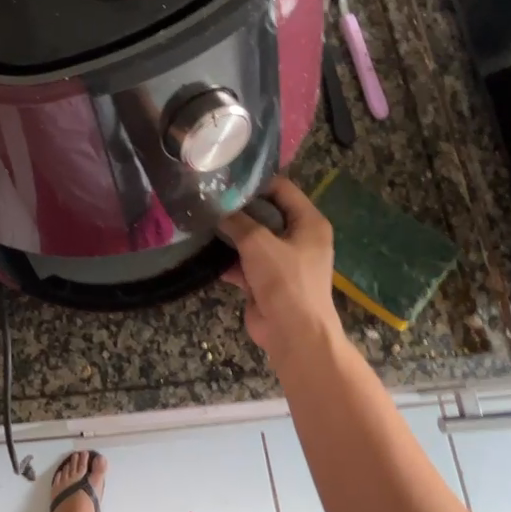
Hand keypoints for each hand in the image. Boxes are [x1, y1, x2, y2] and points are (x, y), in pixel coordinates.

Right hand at [219, 177, 342, 353]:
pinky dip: (228, 260)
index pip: (283, 190)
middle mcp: (299, 239)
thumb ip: (237, 221)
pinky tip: (204, 253)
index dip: (256, 183)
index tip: (225, 179)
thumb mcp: (258, 242)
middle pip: (266, 214)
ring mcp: (283, 262)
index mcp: (309, 223)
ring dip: (230, 236)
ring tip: (201, 222)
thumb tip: (217, 208)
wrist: (293, 332)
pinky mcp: (267, 281)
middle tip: (208, 200)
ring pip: (252, 240)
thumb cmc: (284, 280)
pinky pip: (244, 263)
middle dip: (238, 209)